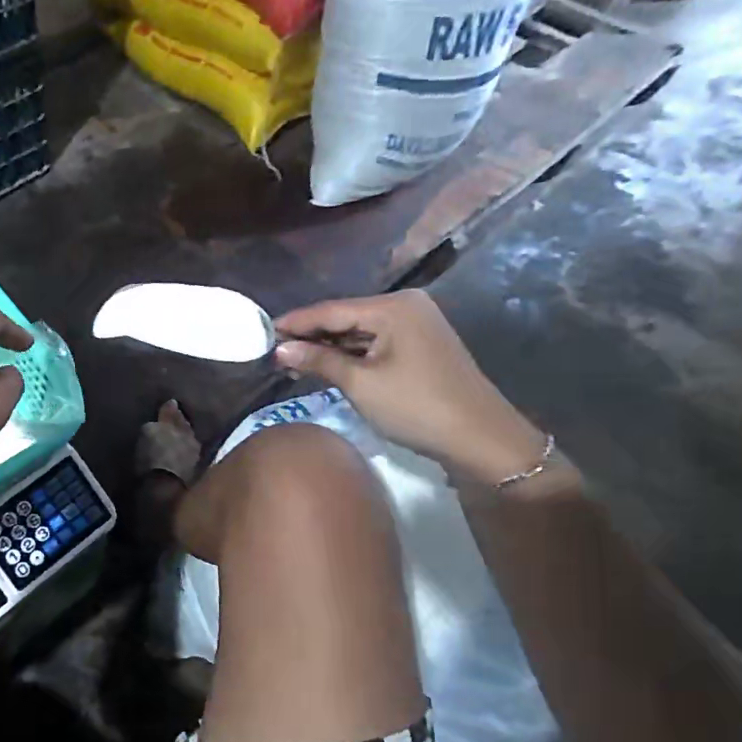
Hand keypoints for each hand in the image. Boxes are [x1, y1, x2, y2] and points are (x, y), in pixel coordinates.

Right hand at [273, 292, 547, 485]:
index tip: (263, 332)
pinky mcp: (420, 344)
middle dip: (311, 334)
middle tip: (274, 350)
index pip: (331, 310)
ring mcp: (416, 324)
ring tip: (292, 360)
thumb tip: (280, 349)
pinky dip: (351, 353)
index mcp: (392, 307)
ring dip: (329, 346)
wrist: (478, 435)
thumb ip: (319, 361)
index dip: (296, 322)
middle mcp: (405, 306)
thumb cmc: (415, 407)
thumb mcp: (360, 384)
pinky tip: (326, 364)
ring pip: (360, 331)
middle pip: (346, 317)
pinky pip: (375, 342)